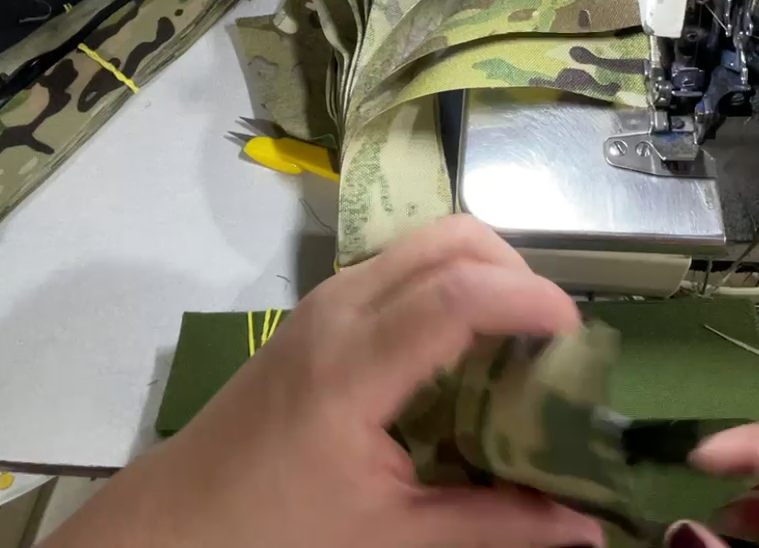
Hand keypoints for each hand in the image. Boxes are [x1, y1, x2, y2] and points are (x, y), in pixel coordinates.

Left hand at [44, 216, 604, 547]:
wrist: (172, 521)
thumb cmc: (273, 533)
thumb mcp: (387, 540)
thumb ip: (491, 526)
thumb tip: (586, 527)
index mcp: (354, 365)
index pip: (457, 295)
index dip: (527, 298)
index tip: (574, 332)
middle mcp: (343, 305)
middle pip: (449, 240)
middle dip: (514, 268)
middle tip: (548, 332)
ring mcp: (329, 295)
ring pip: (427, 240)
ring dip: (484, 267)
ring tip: (514, 332)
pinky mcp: (325, 302)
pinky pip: (406, 261)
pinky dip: (451, 277)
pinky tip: (461, 337)